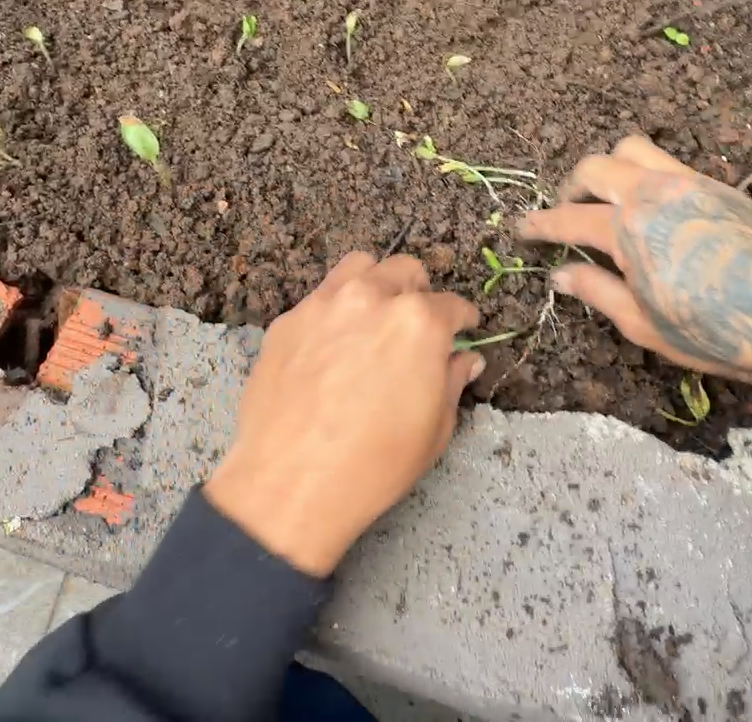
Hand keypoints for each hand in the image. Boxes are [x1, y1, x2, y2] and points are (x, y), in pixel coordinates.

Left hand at [204, 253, 481, 576]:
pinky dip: (335, 312)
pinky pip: (320, 299)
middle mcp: (372, 298)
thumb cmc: (374, 464)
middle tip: (417, 326)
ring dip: (376, 284)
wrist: (291, 483)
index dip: (463, 320)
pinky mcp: (287, 320)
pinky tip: (331, 348)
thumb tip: (464, 359)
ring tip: (374, 319)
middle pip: (405, 271)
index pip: (452, 305)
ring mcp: (324, 304)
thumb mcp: (434, 429)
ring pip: (359, 268)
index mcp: (418, 322)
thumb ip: (452, 382)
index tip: (463, 331)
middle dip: (419, 293)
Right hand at [519, 135, 751, 391]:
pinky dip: (644, 175)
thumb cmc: (714, 333)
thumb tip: (560, 274)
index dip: (540, 224)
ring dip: (609, 170)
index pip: (569, 218)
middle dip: (571, 187)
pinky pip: (667, 162)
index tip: (522, 228)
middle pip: (596, 167)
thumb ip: (596, 291)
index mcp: (630, 229)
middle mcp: (655, 193)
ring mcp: (689, 183)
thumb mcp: (643, 324)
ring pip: (633, 150)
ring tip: (607, 202)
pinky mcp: (716, 186)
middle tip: (566, 216)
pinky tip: (650, 210)